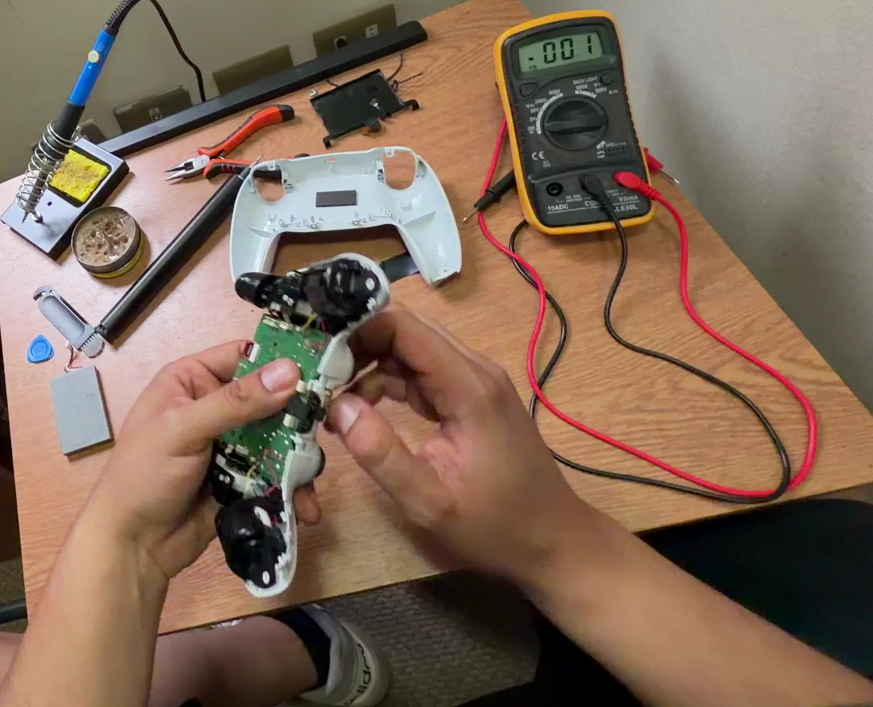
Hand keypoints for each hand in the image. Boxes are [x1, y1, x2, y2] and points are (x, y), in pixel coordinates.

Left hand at [76, 340, 304, 583]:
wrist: (134, 544)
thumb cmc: (145, 473)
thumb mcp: (184, 429)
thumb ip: (235, 402)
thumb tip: (288, 371)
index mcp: (191, 379)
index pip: (242, 357)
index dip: (278, 362)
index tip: (321, 373)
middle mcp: (213, 406)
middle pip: (268, 400)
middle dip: (296, 419)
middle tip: (325, 434)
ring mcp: (229, 444)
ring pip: (277, 440)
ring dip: (297, 459)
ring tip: (312, 481)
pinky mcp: (242, 479)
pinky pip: (275, 474)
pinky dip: (291, 488)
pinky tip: (306, 508)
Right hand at [326, 306, 611, 587]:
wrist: (557, 546)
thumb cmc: (496, 527)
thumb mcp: (429, 501)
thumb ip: (380, 453)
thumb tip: (337, 407)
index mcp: (467, 386)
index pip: (403, 326)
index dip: (356, 329)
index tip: (317, 351)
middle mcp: (473, 369)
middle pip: (403, 328)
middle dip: (354, 342)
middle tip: (315, 370)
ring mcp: (472, 379)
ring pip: (407, 346)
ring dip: (366, 361)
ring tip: (328, 391)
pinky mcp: (466, 393)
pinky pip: (416, 368)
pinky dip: (383, 379)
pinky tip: (358, 407)